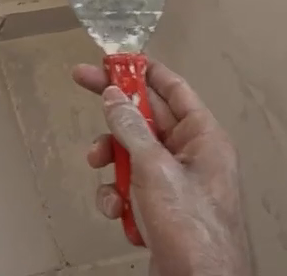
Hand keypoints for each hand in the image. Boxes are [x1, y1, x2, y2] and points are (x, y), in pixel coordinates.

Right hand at [73, 59, 252, 275]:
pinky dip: (118, 196)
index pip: (172, 88)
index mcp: (203, 138)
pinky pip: (131, 186)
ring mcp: (176, 184)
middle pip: (147, 116)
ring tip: (99, 168)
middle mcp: (192, 155)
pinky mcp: (162, 211)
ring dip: (112, 160)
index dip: (142, 69)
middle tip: (82, 82)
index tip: (112, 57)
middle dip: (115, 112)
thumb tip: (114, 95)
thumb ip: (131, 127)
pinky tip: (117, 211)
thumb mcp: (155, 169)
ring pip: (133, 152)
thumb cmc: (191, 230)